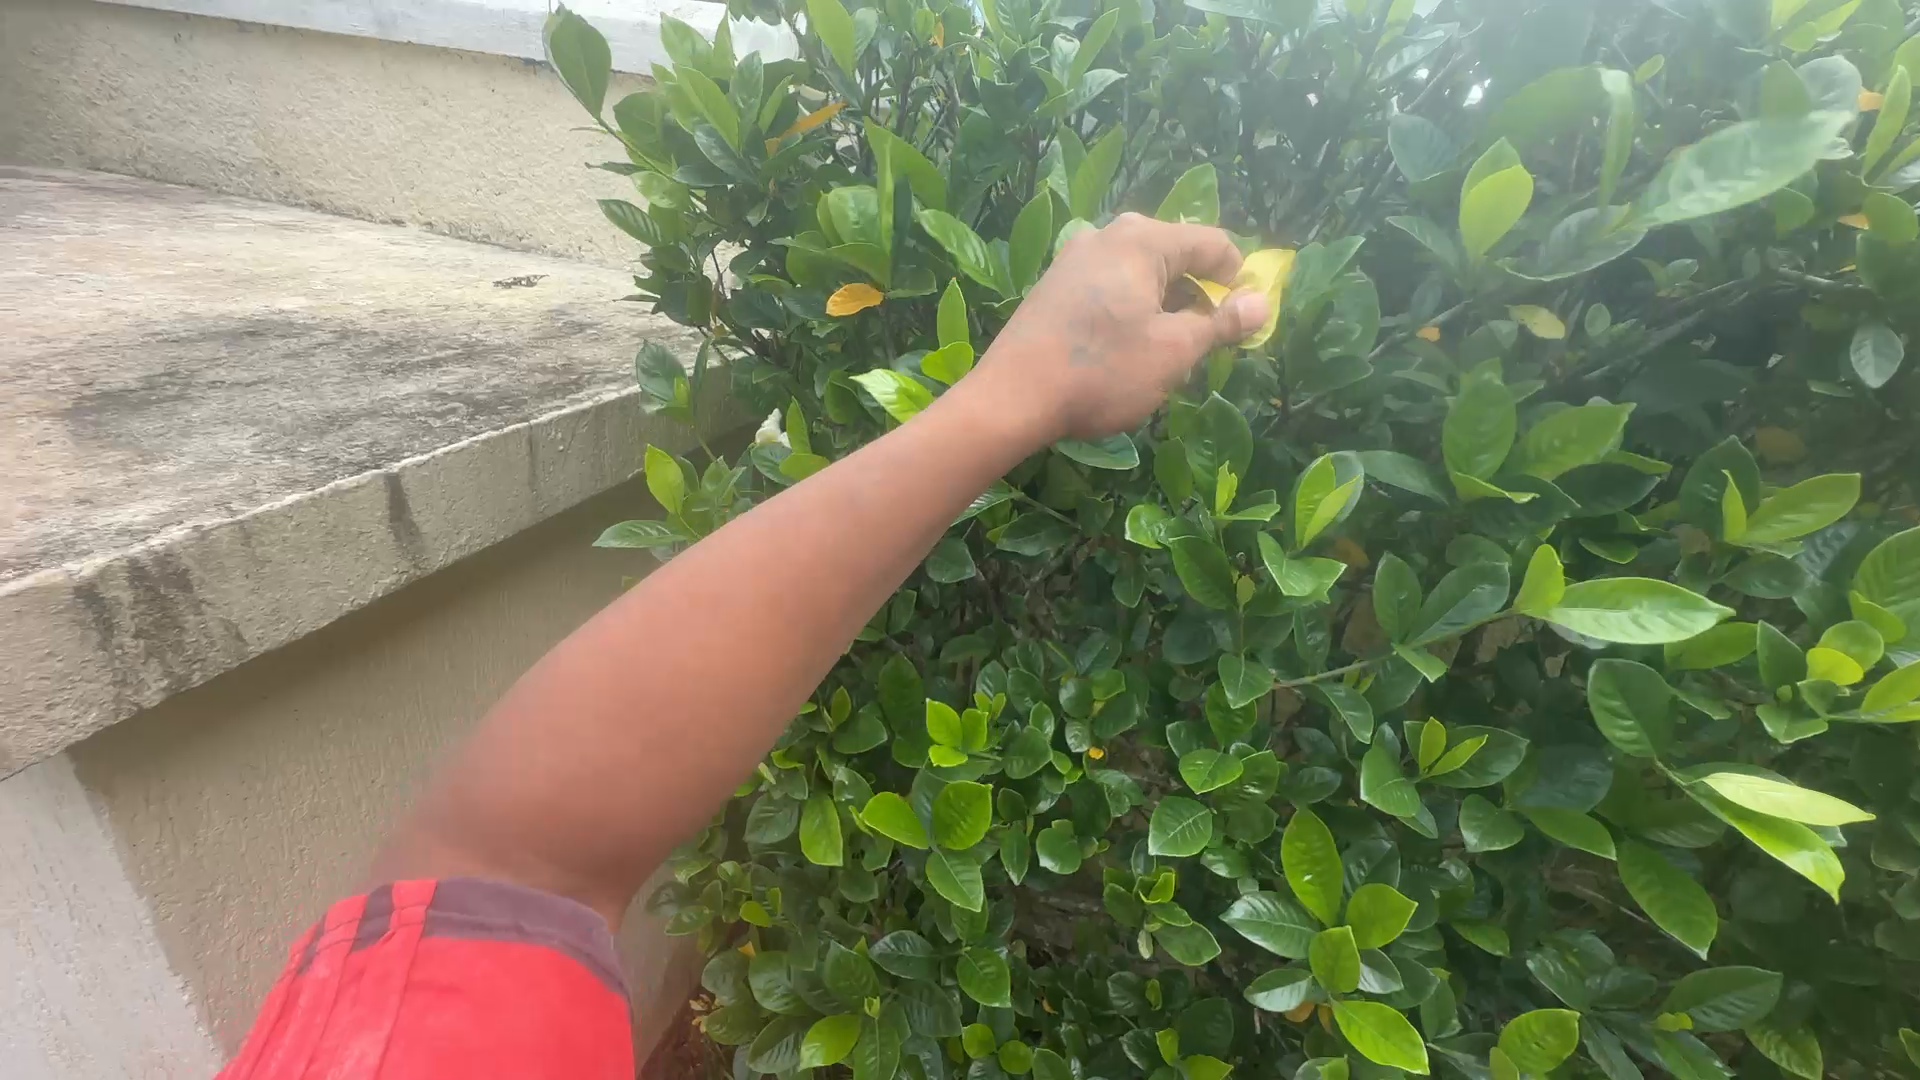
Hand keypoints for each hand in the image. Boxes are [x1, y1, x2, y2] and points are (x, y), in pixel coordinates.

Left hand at [970, 213, 1269, 441]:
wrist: (1011, 399)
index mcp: (1141, 239)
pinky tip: (1119, 356)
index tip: (1243, 321)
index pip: (1211, 244)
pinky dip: (1126, 318)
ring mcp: (1070, 263)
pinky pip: (1106, 295)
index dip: (1237, 280)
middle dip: (1195, 299)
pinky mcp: (1050, 292)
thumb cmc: (1103, 372)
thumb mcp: (1174, 351)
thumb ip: (1221, 323)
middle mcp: (1103, 237)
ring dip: (1161, 312)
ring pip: (1137, 280)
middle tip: (1201, 347)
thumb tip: (1261, 302)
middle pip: (1172, 259)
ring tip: (1161, 358)